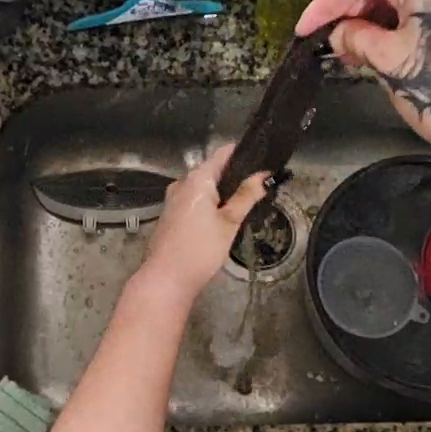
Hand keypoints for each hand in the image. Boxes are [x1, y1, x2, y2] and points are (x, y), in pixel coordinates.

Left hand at [138, 144, 267, 302]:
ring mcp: (174, 199)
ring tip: (247, 202)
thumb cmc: (200, 249)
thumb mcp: (229, 222)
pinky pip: (195, 200)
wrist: (166, 278)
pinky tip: (223, 217)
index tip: (263, 158)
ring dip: (223, 192)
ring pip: (204, 188)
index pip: (222, 154)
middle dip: (235, 177)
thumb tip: (263, 175)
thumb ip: (246, 196)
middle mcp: (182, 183)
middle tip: (260, 186)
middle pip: (213, 171)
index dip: (243, 153)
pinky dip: (210, 203)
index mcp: (196, 179)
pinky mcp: (171, 214)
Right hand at [295, 0, 430, 149]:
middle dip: (349, 7)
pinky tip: (376, 48)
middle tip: (325, 39)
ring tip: (348, 50)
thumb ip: (355, 38)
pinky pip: (424, 7)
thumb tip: (338, 32)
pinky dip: (396, 23)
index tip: (307, 28)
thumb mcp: (388, 62)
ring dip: (371, 17)